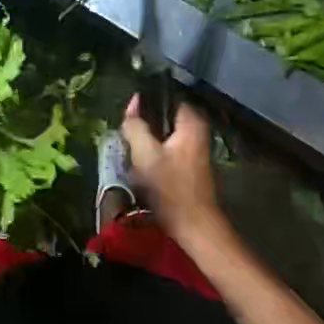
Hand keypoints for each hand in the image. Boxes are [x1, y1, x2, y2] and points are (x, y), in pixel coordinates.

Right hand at [120, 97, 224, 241]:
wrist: (193, 226)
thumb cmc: (170, 187)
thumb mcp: (145, 153)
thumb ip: (135, 126)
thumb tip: (132, 106)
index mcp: (191, 122)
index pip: (165, 98)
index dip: (145, 102)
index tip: (128, 113)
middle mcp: (197, 131)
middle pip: (163, 117)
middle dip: (144, 123)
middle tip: (126, 133)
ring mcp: (195, 148)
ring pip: (163, 134)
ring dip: (147, 140)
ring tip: (131, 148)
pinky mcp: (189, 165)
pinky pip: (166, 149)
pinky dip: (154, 153)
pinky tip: (141, 164)